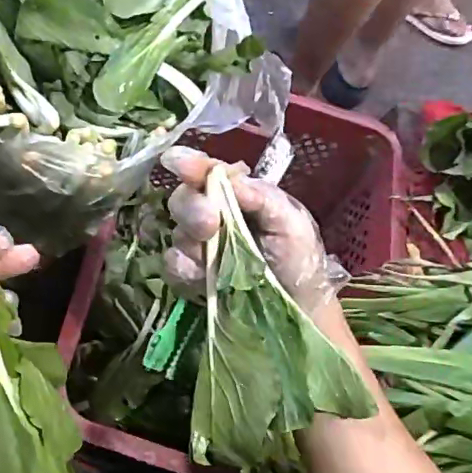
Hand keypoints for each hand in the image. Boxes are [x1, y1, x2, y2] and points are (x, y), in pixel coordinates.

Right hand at [160, 147, 337, 311]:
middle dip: (192, 208)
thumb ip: (263, 198)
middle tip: (210, 223)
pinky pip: (172, 266)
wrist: (296, 309)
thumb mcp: (293, 223)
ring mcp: (197, 247)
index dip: (190, 164)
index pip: (207, 173)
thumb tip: (230, 177)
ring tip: (215, 258)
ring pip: (176, 233)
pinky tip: (202, 277)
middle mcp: (211, 215)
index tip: (176, 163)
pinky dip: (184, 269)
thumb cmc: (299, 260)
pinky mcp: (188, 276)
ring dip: (192, 242)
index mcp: (237, 195)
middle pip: (183, 199)